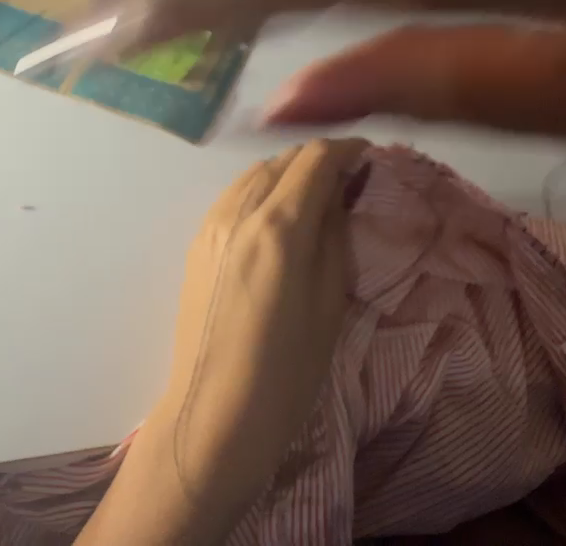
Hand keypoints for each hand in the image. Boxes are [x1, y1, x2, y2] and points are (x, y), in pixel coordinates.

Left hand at [77, 139, 367, 545]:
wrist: (213, 416)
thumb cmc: (287, 370)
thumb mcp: (330, 301)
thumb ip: (334, 234)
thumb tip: (338, 192)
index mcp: (279, 226)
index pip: (315, 159)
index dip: (346, 149)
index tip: (368, 156)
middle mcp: (240, 212)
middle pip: (284, 159)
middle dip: (319, 159)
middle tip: (347, 178)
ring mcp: (212, 224)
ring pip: (256, 172)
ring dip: (289, 171)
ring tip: (314, 193)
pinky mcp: (197, 242)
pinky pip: (235, 194)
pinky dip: (262, 189)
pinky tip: (277, 213)